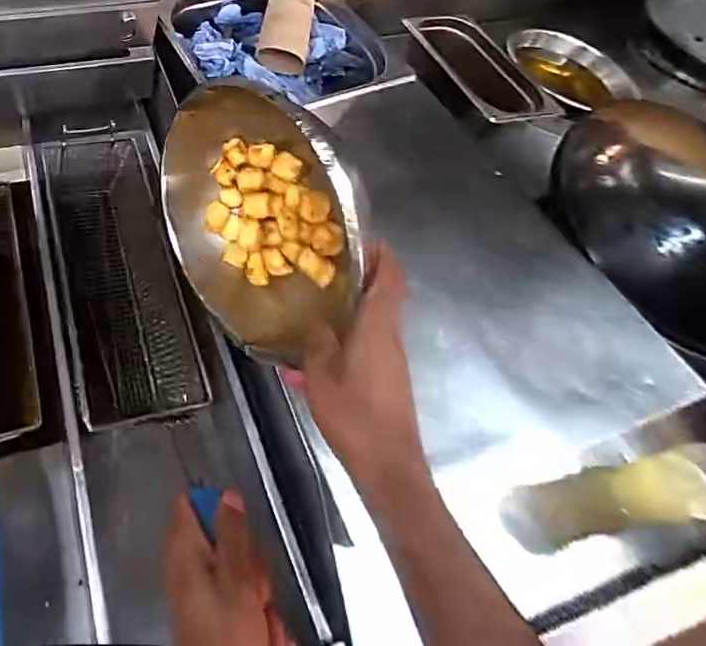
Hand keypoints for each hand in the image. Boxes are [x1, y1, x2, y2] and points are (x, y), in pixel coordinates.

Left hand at [164, 489, 288, 645]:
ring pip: (238, 572)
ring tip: (260, 614)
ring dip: (257, 591)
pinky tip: (261, 630)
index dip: (216, 502)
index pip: (190, 502)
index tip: (239, 518)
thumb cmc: (224, 636)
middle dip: (248, 558)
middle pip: (223, 540)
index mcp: (184, 549)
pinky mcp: (213, 615)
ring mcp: (199, 592)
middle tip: (255, 582)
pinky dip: (255, 614)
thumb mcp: (236, 580)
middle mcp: (186, 566)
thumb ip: (233, 534)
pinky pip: (241, 601)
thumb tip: (229, 494)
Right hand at [299, 240, 427, 491]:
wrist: (389, 465)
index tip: (360, 240)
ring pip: (374, 320)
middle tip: (326, 268)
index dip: (382, 254)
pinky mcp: (388, 377)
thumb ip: (317, 343)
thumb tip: (316, 322)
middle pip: (384, 294)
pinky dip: (348, 336)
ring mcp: (391, 358)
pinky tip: (316, 355)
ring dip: (351, 308)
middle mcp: (390, 335)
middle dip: (360, 276)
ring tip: (313, 307)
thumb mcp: (322, 375)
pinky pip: (368, 343)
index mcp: (377, 325)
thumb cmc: (355, 415)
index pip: (391, 277)